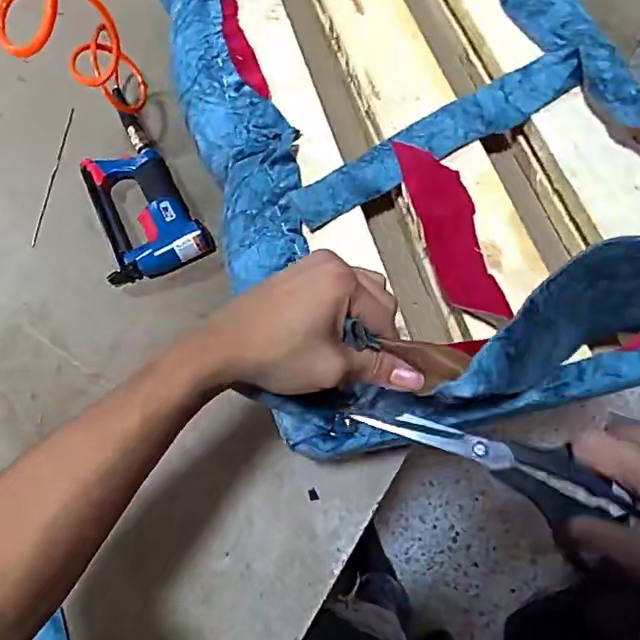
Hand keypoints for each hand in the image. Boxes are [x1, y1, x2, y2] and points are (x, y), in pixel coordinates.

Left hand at [185, 250, 423, 394]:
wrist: (221, 347)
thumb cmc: (278, 356)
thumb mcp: (333, 367)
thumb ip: (378, 368)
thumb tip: (418, 378)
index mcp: (344, 278)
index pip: (386, 315)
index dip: (386, 348)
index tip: (376, 371)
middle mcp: (331, 261)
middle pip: (375, 295)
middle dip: (372, 328)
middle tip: (352, 358)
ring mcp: (309, 262)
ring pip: (356, 288)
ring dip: (357, 315)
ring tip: (337, 344)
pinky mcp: (293, 271)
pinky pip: (331, 285)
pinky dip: (337, 306)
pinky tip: (318, 330)